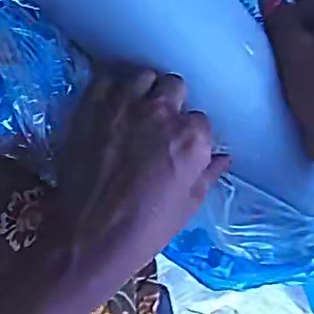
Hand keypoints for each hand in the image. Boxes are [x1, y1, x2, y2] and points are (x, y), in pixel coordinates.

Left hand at [49, 67, 230, 283]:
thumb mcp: (187, 205)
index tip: (180, 148)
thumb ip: (207, 174)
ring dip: (144, 91)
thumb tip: (222, 158)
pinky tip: (111, 110)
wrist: (90, 236)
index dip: (190, 134)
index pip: (201, 120)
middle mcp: (162, 112)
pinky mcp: (92, 106)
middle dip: (171, 103)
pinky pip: (107, 81)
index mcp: (192, 138)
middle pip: (175, 87)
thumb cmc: (145, 228)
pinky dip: (112, 91)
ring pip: (143, 77)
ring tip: (137, 112)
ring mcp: (124, 105)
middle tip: (160, 126)